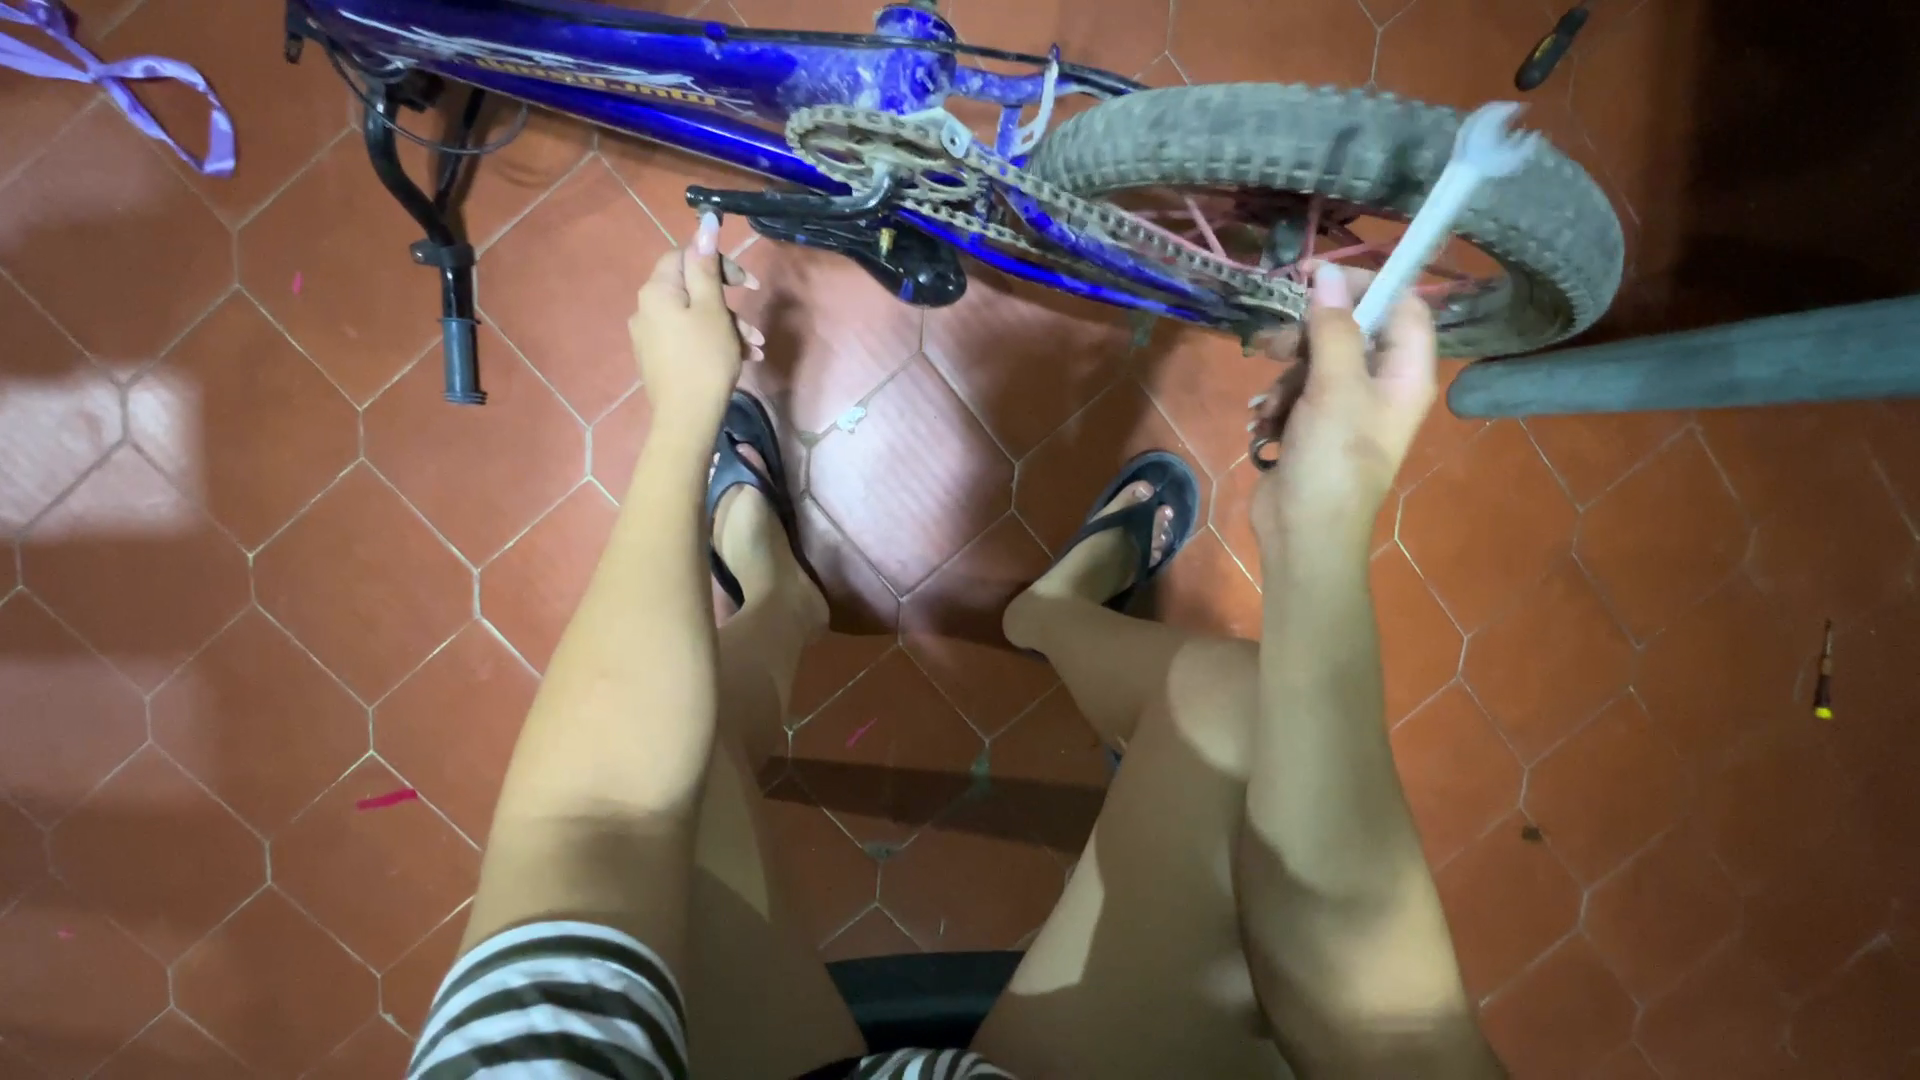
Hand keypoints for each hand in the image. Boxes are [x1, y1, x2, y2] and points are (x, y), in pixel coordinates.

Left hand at [628, 212, 763, 420]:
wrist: (687, 419)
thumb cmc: (705, 360)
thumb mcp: (713, 310)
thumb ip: (708, 266)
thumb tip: (705, 222)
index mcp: (657, 291)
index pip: (685, 257)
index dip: (717, 263)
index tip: (747, 284)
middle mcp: (646, 309)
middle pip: (692, 290)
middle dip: (729, 304)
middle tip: (754, 325)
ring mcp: (650, 337)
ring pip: (695, 318)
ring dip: (729, 328)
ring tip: (755, 349)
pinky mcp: (658, 360)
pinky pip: (689, 339)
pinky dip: (714, 343)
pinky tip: (741, 360)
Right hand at [1249, 263, 1437, 547]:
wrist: (1304, 531)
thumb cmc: (1332, 458)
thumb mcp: (1335, 387)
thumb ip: (1332, 327)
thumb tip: (1326, 272)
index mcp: (1405, 374)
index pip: (1402, 306)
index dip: (1365, 285)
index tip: (1317, 279)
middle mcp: (1381, 387)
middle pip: (1348, 334)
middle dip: (1305, 339)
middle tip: (1272, 347)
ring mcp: (1345, 410)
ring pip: (1313, 365)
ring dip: (1283, 379)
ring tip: (1267, 408)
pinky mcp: (1313, 429)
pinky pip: (1294, 397)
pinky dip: (1275, 405)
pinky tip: (1260, 426)